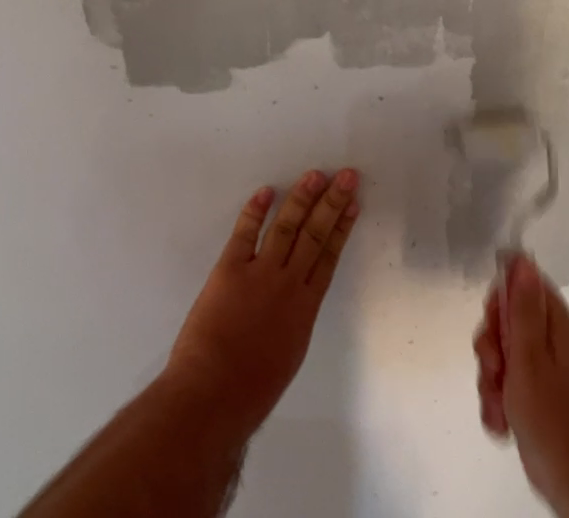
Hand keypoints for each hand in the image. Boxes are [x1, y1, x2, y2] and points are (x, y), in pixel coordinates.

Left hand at [164, 169, 360, 434]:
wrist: (215, 392)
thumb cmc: (252, 388)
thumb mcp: (287, 355)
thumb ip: (292, 324)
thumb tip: (293, 309)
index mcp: (306, 307)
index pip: (329, 257)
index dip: (342, 228)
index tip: (353, 204)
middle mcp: (289, 284)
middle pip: (315, 234)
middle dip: (332, 202)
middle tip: (346, 175)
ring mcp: (260, 274)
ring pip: (286, 227)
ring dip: (302, 198)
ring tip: (315, 174)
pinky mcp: (229, 271)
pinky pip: (244, 234)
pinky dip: (254, 211)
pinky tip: (265, 192)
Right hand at [475, 256, 568, 515]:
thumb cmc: (549, 414)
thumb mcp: (529, 357)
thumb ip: (523, 308)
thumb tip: (523, 260)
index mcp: (558, 326)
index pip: (525, 285)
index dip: (502, 300)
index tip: (494, 324)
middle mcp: (553, 342)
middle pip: (508, 321)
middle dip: (491, 347)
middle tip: (495, 368)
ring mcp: (546, 369)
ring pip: (502, 354)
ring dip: (490, 379)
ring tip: (498, 402)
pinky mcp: (537, 394)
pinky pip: (507, 382)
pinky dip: (498, 399)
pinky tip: (502, 419)